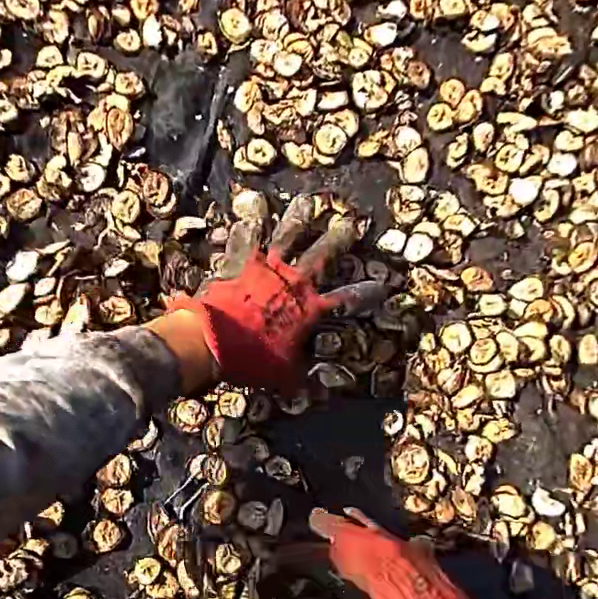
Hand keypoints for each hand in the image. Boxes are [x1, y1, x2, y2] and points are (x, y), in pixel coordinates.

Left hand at [164, 194, 383, 392]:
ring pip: (289, 235)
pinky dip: (249, 223)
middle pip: (324, 253)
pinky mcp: (240, 261)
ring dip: (299, 218)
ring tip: (308, 202)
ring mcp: (267, 268)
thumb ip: (302, 377)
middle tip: (350, 223)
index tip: (384, 284)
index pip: (348, 298)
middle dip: (339, 238)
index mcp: (310, 310)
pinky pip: (247, 238)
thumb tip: (320, 396)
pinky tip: (250, 208)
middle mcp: (294, 282)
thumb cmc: (250, 360)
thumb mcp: (282, 374)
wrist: (213, 340)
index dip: (367, 292)